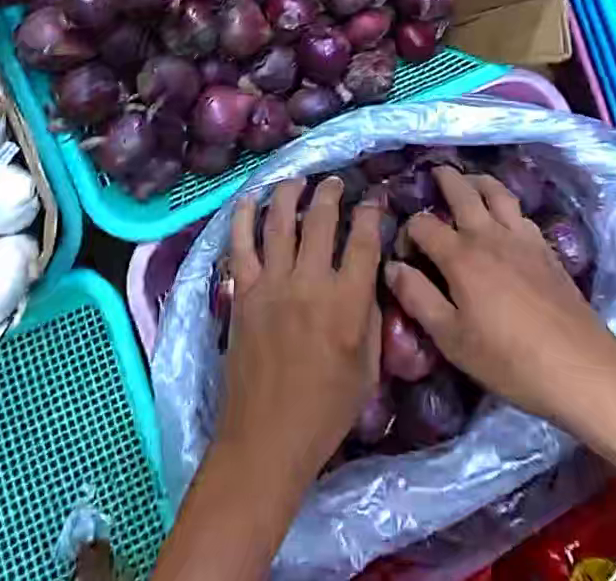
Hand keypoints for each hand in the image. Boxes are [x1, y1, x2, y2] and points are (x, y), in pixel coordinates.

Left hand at [218, 176, 383, 476]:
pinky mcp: (243, 292)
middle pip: (321, 220)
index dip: (371, 213)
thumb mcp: (369, 368)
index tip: (374, 199)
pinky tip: (251, 198)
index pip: (364, 241)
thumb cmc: (326, 409)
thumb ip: (369, 316)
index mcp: (347, 302)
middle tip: (336, 183)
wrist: (268, 435)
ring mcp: (271, 284)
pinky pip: (241, 244)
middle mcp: (310, 282)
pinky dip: (244, 217)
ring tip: (298, 181)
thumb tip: (369, 277)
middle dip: (331, 194)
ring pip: (280, 222)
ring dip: (290, 194)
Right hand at [384, 167, 615, 425]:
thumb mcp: (450, 337)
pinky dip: (506, 205)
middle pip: (464, 192)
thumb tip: (392, 267)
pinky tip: (505, 218)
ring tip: (470, 181)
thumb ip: (417, 297)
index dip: (408, 231)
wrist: (579, 367)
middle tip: (436, 172)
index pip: (423, 224)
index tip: (405, 251)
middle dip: (446, 179)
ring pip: (498, 193)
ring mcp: (523, 239)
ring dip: (480, 182)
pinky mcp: (547, 250)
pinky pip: (521, 213)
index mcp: (460, 255)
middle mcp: (490, 236)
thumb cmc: (507, 358)